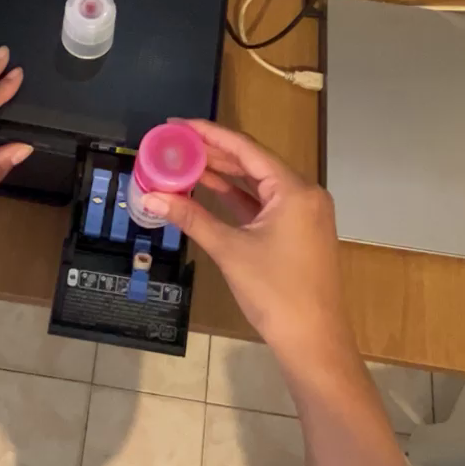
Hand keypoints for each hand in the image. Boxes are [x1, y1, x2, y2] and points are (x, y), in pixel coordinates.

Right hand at [138, 119, 352, 361]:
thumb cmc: (276, 293)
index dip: (209, 133)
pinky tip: (206, 188)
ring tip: (183, 160)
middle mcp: (302, 193)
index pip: (245, 148)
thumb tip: (151, 197)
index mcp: (293, 189)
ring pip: (256, 183)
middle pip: (251, 162)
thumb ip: (190, 217)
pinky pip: (261, 203)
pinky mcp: (295, 230)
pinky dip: (235, 197)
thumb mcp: (229, 250)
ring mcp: (301, 213)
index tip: (178, 124)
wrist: (313, 341)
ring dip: (221, 174)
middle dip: (212, 152)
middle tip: (174, 142)